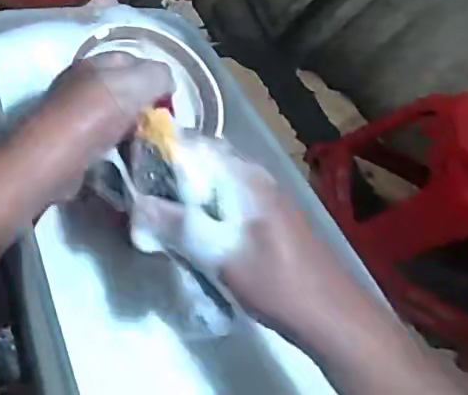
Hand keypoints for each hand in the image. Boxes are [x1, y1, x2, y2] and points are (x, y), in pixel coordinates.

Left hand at [13, 52, 173, 198]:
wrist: (56, 153)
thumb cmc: (95, 112)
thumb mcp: (134, 83)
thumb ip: (156, 75)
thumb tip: (165, 81)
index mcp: (93, 63)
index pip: (131, 61)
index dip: (154, 77)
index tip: (170, 102)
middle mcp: (80, 82)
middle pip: (121, 89)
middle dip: (144, 106)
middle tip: (162, 126)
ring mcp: (72, 110)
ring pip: (113, 115)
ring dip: (132, 128)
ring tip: (150, 145)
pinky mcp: (69, 138)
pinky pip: (102, 138)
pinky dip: (118, 146)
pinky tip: (129, 158)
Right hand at [128, 143, 389, 344]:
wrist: (341, 327)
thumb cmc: (279, 283)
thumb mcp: (217, 254)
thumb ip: (172, 223)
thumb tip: (132, 201)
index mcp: (242, 172)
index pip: (186, 139)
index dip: (152, 145)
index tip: (125, 160)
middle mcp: (251, 172)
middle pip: (194, 157)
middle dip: (162, 169)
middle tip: (135, 187)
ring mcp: (260, 193)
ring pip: (205, 177)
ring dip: (179, 188)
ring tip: (154, 206)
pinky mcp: (264, 214)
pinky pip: (218, 193)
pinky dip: (197, 202)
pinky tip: (186, 224)